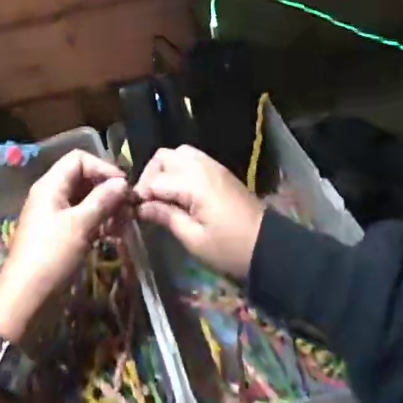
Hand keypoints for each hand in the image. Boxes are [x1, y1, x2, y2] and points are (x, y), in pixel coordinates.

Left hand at [0, 151, 131, 343]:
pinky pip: (81, 217)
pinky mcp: (58, 234)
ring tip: (124, 223)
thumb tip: (122, 182)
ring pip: (84, 199)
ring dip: (106, 206)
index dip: (103, 167)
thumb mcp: (80, 226)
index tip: (124, 186)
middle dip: (107, 188)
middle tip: (129, 207)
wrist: (23, 301)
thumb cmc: (50, 257)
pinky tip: (113, 234)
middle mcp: (51, 194)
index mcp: (50, 185)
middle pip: (83, 178)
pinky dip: (98, 221)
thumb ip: (102, 200)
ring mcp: (53, 215)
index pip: (79, 159)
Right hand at [135, 145, 265, 279]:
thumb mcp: (194, 239)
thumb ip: (166, 217)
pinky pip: (193, 159)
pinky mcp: (220, 172)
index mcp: (193, 183)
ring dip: (165, 169)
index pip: (155, 180)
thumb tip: (141, 207)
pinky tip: (179, 192)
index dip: (140, 194)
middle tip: (147, 201)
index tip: (131, 210)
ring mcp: (213, 166)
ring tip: (161, 195)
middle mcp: (201, 166)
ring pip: (179, 153)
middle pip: (164, 157)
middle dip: (150, 175)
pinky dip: (180, 168)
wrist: (271, 248)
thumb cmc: (230, 249)